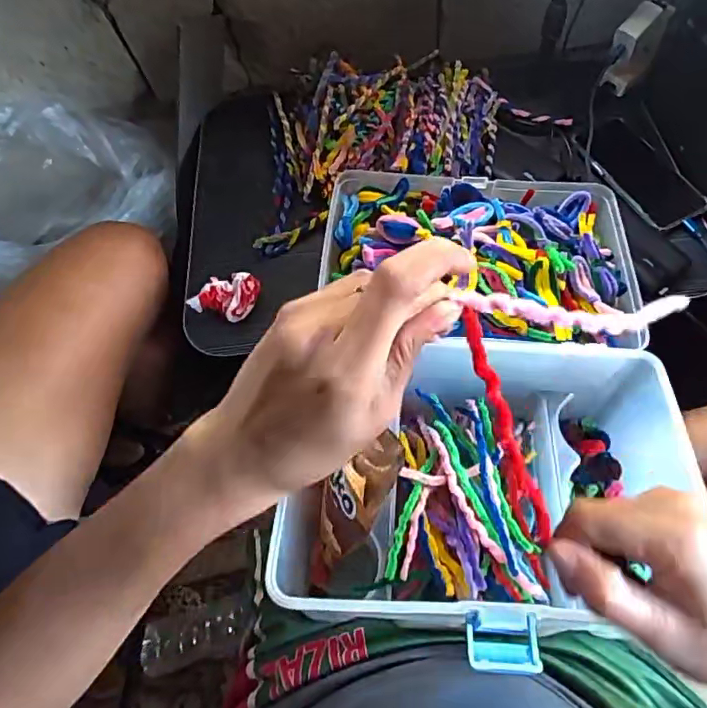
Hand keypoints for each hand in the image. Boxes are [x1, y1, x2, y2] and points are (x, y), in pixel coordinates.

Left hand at [190, 237, 475, 509]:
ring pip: (366, 282)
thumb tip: (447, 306)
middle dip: (423, 285)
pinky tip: (365, 332)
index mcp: (347, 364)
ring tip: (395, 333)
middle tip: (436, 315)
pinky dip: (368, 302)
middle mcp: (319, 326)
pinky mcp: (290, 309)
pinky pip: (343, 292)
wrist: (240, 448)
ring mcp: (299, 313)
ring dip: (395, 295)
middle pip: (385, 278)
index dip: (437, 259)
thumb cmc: (316, 448)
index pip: (395, 284)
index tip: (466, 266)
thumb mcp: (377, 412)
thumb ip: (409, 352)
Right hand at [549, 488, 706, 707]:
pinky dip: (617, 542)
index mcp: (671, 531)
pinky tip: (639, 573)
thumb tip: (553, 551)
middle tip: (604, 600)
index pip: (585, 516)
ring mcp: (676, 498)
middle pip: (593, 512)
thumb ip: (604, 591)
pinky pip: (623, 513)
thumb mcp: (659, 636)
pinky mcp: (677, 503)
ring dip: (600, 549)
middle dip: (584, 552)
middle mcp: (671, 500)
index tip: (578, 593)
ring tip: (626, 591)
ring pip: (605, 512)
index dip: (566, 551)